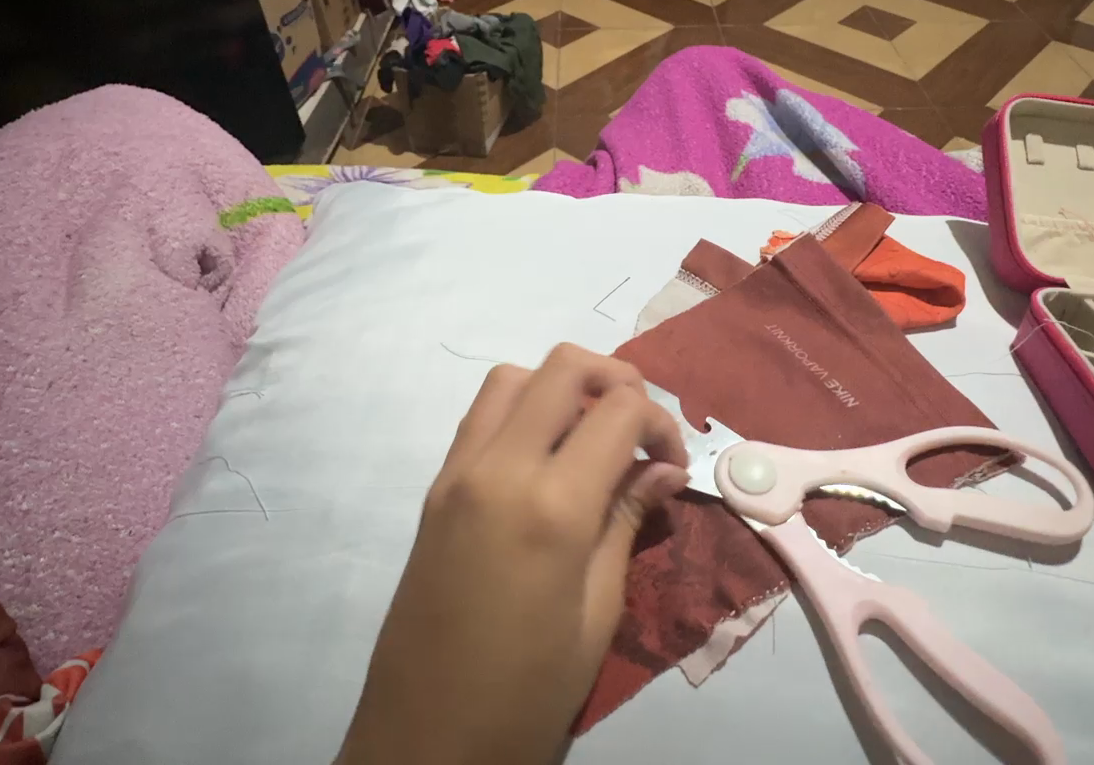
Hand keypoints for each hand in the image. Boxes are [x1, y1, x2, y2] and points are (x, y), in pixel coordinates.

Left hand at [337, 345, 688, 764]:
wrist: (421, 740)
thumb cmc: (525, 692)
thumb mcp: (596, 614)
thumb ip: (626, 522)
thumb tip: (662, 471)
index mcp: (550, 505)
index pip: (618, 410)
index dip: (661, 424)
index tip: (672, 467)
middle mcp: (499, 467)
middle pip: (564, 366)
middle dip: (617, 379)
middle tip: (641, 430)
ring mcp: (458, 471)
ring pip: (514, 376)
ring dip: (562, 385)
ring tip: (592, 434)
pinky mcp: (435, 486)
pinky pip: (482, 414)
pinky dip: (523, 407)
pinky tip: (546, 457)